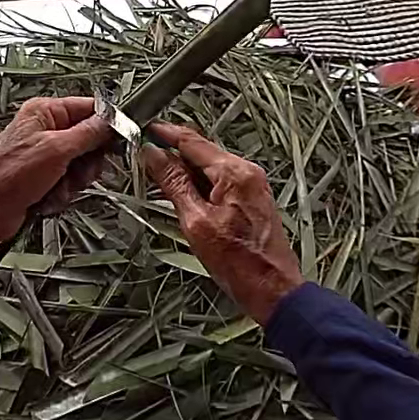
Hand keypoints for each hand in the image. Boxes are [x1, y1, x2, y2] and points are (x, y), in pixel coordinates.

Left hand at [0, 97, 115, 309]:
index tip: (117, 141)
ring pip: (81, 166)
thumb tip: (112, 121)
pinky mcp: (43, 178)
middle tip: (77, 170)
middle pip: (89, 141)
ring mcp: (44, 155)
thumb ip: (89, 133)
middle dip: (86, 162)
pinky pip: (68, 183)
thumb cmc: (5, 176)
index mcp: (45, 112)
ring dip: (74, 181)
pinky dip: (63, 193)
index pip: (90, 108)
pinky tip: (48, 196)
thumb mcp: (56, 149)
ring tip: (57, 185)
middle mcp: (44, 130)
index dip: (106, 126)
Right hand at [138, 122, 303, 322]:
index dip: (166, 134)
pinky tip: (183, 198)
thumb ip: (174, 183)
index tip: (148, 130)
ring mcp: (251, 185)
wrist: (272, 290)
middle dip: (172, 155)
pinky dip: (198, 185)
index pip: (193, 141)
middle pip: (201, 153)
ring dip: (184, 173)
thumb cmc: (241, 263)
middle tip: (146, 161)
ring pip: (209, 168)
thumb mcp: (195, 221)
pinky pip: (219, 181)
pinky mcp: (251, 199)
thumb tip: (155, 156)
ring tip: (159, 183)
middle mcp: (247, 173)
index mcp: (235, 173)